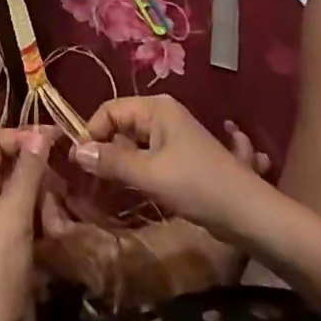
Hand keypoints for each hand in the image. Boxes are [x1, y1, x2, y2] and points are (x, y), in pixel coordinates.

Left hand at [0, 126, 56, 320]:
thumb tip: (41, 132)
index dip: (21, 135)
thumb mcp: (15, 213)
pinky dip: (44, 206)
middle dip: (36, 162)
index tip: (54, 137)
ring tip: (63, 193)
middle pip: (10, 161)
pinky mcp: (10, 234)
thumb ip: (28, 171)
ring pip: (23, 184)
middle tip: (64, 165)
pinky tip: (59, 213)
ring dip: (43, 186)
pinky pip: (29, 207)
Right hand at [69, 96, 273, 236]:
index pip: (110, 110)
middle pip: (120, 124)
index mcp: (157, 108)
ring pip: (131, 142)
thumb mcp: (149, 174)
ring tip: (104, 185)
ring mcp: (171, 136)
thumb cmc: (196, 185)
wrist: (246, 212)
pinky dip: (133, 169)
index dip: (92, 132)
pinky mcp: (177, 157)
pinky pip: (145, 156)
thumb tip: (75, 151)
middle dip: (103, 147)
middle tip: (89, 178)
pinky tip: (128, 188)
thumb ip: (111, 161)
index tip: (78, 163)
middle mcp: (162, 114)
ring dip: (117, 161)